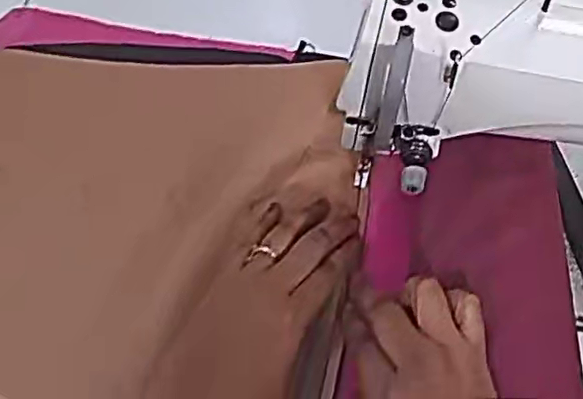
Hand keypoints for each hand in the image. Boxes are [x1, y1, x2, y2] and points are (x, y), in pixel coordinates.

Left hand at [142, 195, 358, 398]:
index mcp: (293, 318)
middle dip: (336, 229)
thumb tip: (337, 320)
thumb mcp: (291, 380)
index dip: (348, 254)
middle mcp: (272, 288)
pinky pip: (248, 237)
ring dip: (306, 215)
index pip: (330, 272)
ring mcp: (245, 277)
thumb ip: (314, 341)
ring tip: (323, 203)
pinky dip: (263, 217)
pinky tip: (276, 207)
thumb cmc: (243, 398)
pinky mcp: (222, 276)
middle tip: (351, 217)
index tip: (360, 241)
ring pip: (283, 233)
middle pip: (312, 246)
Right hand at [348, 276, 496, 398]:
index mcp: (390, 393)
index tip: (346, 307)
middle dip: (368, 297)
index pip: (362, 344)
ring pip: (427, 292)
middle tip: (361, 289)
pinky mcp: (479, 348)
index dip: (350, 322)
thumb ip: (371, 388)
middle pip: (387, 312)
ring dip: (412, 293)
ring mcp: (452, 349)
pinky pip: (468, 303)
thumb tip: (362, 357)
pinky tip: (445, 310)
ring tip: (406, 303)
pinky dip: (455, 300)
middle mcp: (419, 361)